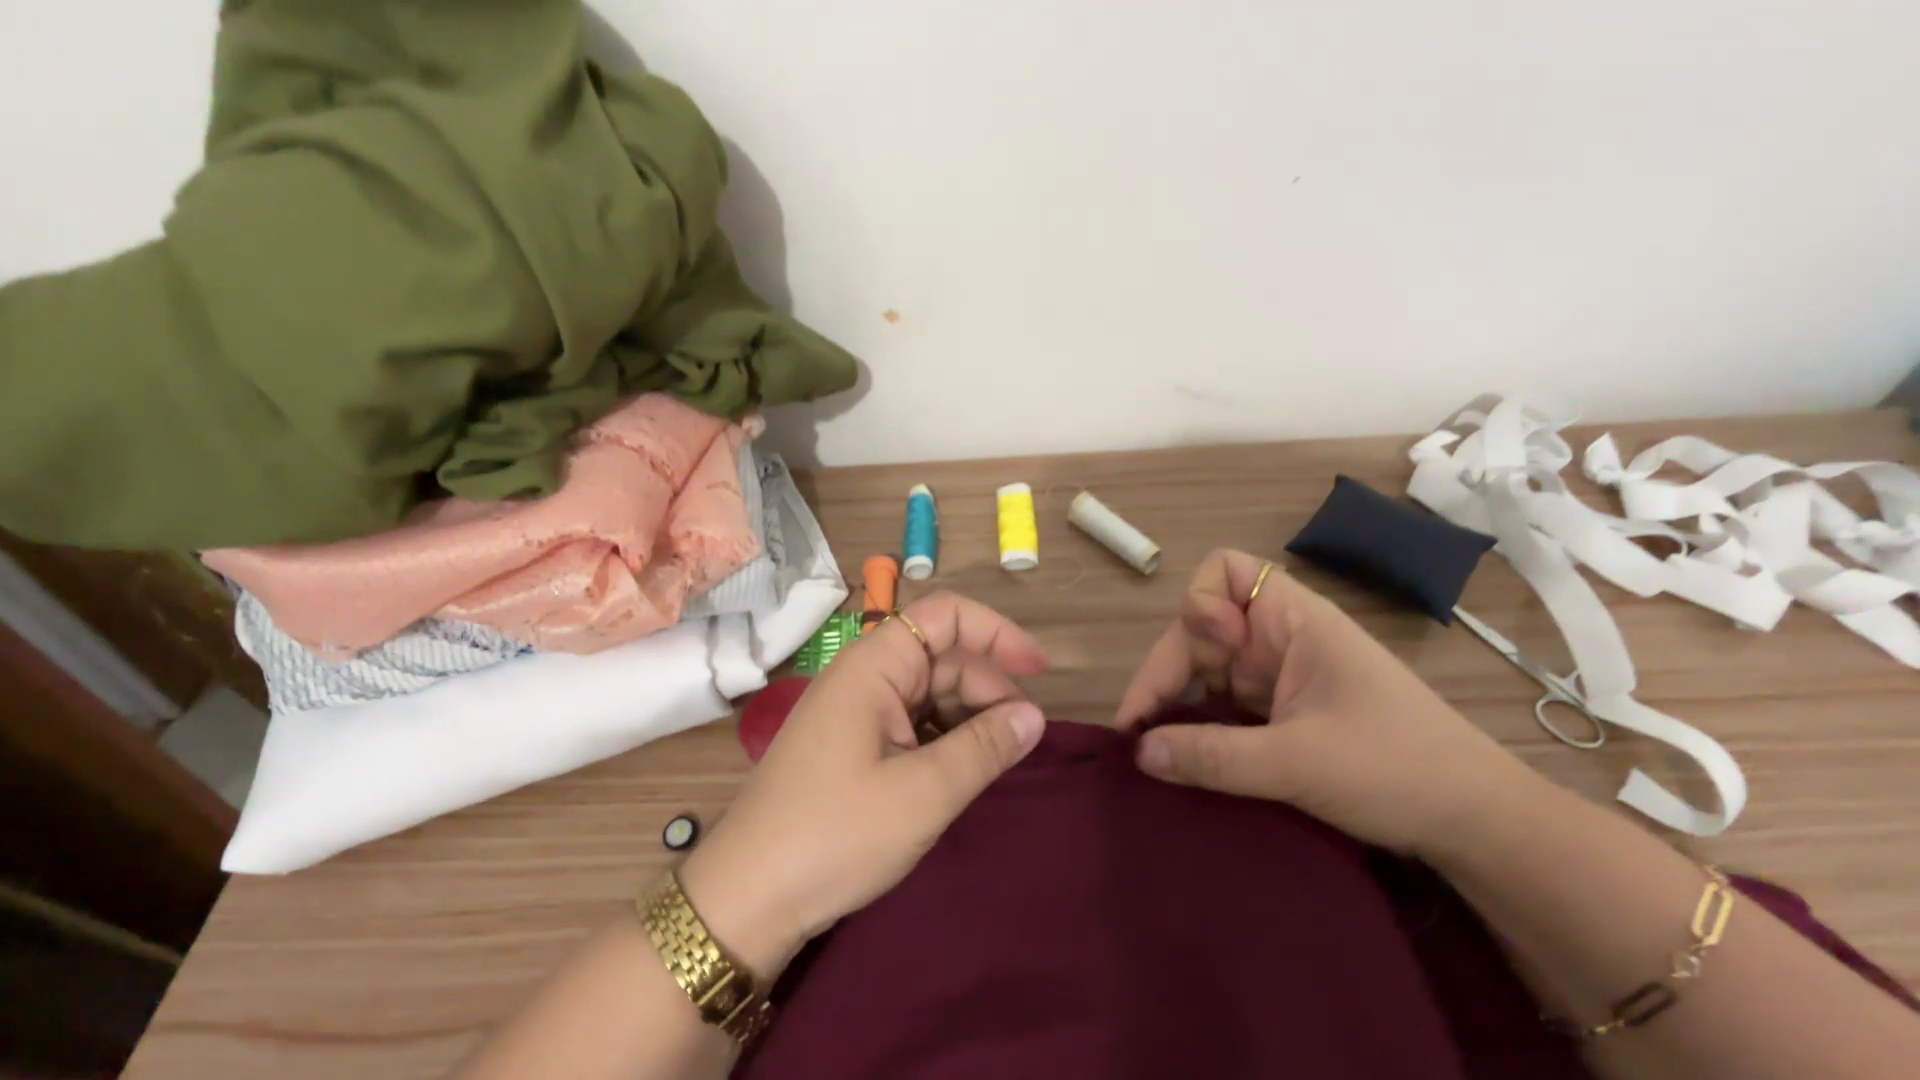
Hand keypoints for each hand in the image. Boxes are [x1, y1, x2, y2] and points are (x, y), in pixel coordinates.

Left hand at [676, 592, 1048, 977]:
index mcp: (872, 667)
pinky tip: (964, 770)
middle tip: (1022, 740)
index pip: (946, 616)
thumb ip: (983, 747)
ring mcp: (855, 712)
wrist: (748, 897)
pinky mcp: (853, 746)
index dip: (998, 633)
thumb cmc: (834, 835)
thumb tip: (1034, 716)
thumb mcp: (922, 794)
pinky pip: (912, 723)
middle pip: (942, 656)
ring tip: (998, 759)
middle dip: (989, 687)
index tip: (1040, 673)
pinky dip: (945, 739)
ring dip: (970, 716)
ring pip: (930, 692)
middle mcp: (863, 677)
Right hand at [1116, 548, 1538, 856]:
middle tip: (1138, 735)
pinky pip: (1228, 708)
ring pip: (1210, 672)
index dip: (1198, 605)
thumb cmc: (1396, 769)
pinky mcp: (1287, 717)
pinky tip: (1184, 763)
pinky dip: (1202, 730)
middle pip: (1202, 630)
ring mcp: (1284, 679)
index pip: (1222, 573)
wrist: (1476, 821)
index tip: (1203, 657)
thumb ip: (1212, 756)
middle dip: (1168, 673)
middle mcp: (1283, 640)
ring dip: (1179, 705)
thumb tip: (1138, 752)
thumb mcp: (1297, 763)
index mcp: (1295, 621)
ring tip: (1151, 754)